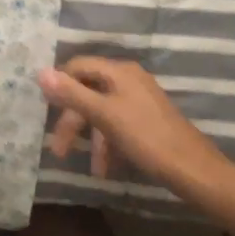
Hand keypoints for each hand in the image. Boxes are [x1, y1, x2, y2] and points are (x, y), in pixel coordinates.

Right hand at [38, 57, 230, 189]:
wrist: (194, 170)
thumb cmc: (147, 138)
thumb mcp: (105, 115)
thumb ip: (72, 94)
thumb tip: (40, 72)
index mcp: (119, 71)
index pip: (78, 66)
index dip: (59, 84)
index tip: (45, 110)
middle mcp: (128, 79)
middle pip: (88, 91)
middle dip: (73, 120)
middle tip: (59, 149)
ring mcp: (139, 100)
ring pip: (102, 111)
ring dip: (90, 138)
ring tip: (84, 166)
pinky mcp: (146, 120)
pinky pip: (117, 125)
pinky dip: (107, 144)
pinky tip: (104, 168)